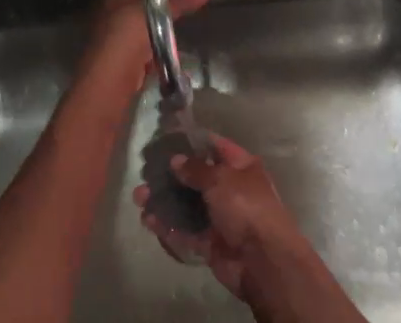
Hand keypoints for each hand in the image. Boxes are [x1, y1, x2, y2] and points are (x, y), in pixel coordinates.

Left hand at [83, 0, 211, 86]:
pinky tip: (165, 60)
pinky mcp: (118, 58)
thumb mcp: (160, 12)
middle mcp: (109, 10)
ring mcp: (112, 35)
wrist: (109, 78)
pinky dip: (153, 57)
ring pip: (143, 32)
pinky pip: (141, 53)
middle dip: (161, 17)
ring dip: (158, 38)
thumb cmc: (129, 35)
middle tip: (180, 20)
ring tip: (175, 41)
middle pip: (143, 8)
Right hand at [132, 134, 304, 296]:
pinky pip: (186, 231)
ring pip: (188, 206)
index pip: (215, 147)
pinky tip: (147, 220)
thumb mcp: (221, 179)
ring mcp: (220, 217)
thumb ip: (196, 169)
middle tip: (146, 173)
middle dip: (172, 176)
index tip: (166, 140)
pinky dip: (168, 226)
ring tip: (139, 197)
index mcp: (241, 167)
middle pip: (197, 178)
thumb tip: (176, 160)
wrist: (262, 260)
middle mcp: (231, 189)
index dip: (193, 142)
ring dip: (165, 201)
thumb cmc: (246, 207)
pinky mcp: (210, 243)